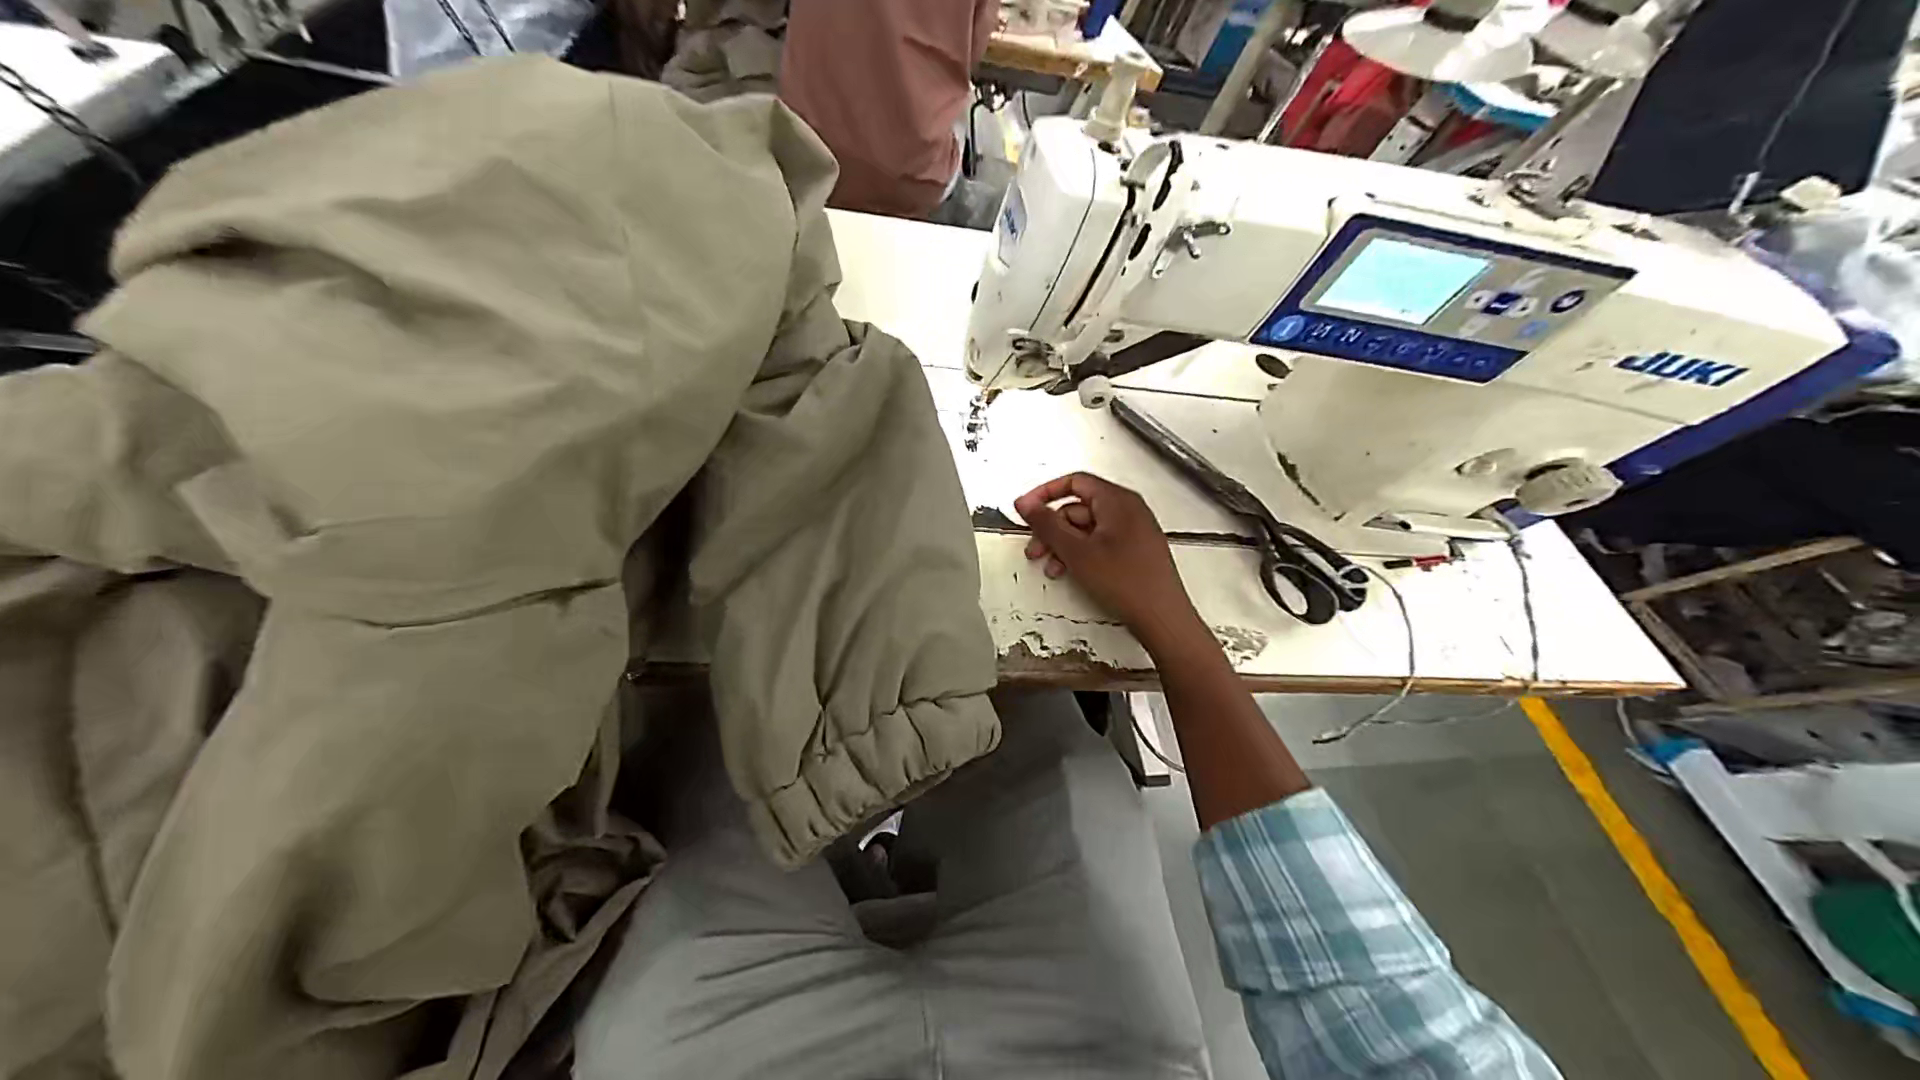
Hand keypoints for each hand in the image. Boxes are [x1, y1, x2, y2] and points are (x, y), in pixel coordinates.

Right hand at [1014, 472, 1205, 649]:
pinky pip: (1101, 542)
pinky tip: (1072, 572)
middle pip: (1078, 507)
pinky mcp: (1136, 550)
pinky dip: (1082, 553)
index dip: (1045, 494)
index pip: (1074, 482)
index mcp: (1118, 500)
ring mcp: (1135, 530)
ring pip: (1087, 528)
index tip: (1027, 509)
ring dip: (1064, 545)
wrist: (1161, 618)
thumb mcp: (1076, 551)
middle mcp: (1129, 510)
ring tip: (1052, 566)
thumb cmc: (1129, 583)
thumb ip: (1046, 524)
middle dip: (1052, 528)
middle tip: (1036, 547)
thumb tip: (1026, 503)